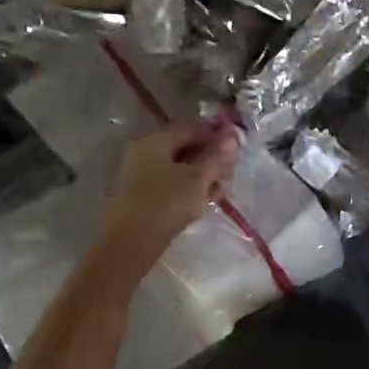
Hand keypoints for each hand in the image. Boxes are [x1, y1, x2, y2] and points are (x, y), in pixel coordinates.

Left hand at [103, 121, 239, 249]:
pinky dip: (188, 186)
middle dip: (210, 159)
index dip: (216, 136)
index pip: (192, 128)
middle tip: (228, 176)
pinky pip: (170, 181)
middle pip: (184, 147)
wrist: (132, 240)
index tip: (236, 151)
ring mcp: (140, 171)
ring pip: (178, 166)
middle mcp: (144, 150)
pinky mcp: (141, 192)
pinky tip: (202, 200)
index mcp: (155, 140)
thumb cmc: (167, 203)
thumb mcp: (198, 179)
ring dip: (202, 175)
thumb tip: (232, 137)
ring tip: (219, 192)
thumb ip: (216, 157)